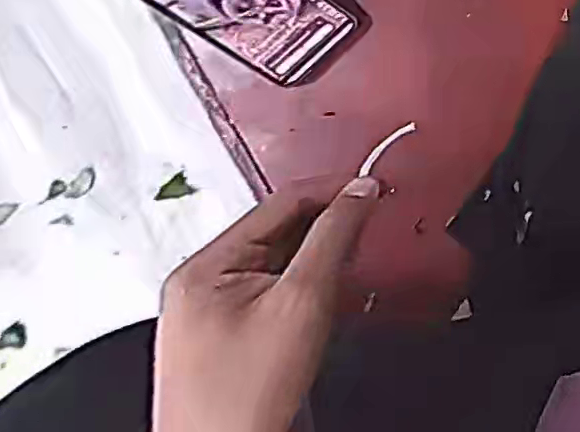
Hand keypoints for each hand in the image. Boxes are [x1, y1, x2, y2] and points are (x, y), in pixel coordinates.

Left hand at [154, 177, 380, 431]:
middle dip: (331, 219)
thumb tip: (359, 189)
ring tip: (357, 250)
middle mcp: (203, 281)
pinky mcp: (234, 324)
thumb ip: (334, 233)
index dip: (334, 189)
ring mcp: (216, 305)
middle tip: (373, 217)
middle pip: (283, 224)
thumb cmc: (246, 394)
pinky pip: (282, 277)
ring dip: (325, 246)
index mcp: (205, 268)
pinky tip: (335, 280)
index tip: (375, 186)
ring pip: (285, 250)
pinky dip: (314, 271)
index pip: (282, 202)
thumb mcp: (304, 297)